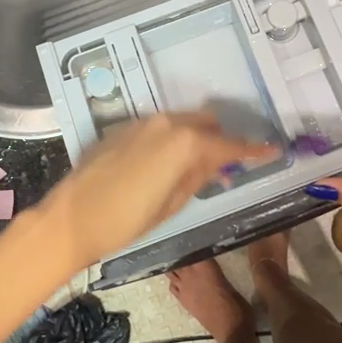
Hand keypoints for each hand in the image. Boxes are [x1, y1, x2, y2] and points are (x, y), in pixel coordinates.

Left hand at [36, 112, 278, 268]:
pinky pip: (159, 128)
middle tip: (227, 167)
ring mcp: (141, 123)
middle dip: (220, 140)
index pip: (227, 144)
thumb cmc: (124, 220)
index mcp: (183, 143)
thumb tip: (217, 165)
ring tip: (196, 168)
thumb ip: (198, 177)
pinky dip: (171, 140)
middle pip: (206, 123)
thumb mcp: (171, 205)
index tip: (272, 150)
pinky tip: (166, 164)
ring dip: (195, 139)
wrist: (70, 219)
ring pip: (181, 122)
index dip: (252, 150)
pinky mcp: (122, 129)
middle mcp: (165, 123)